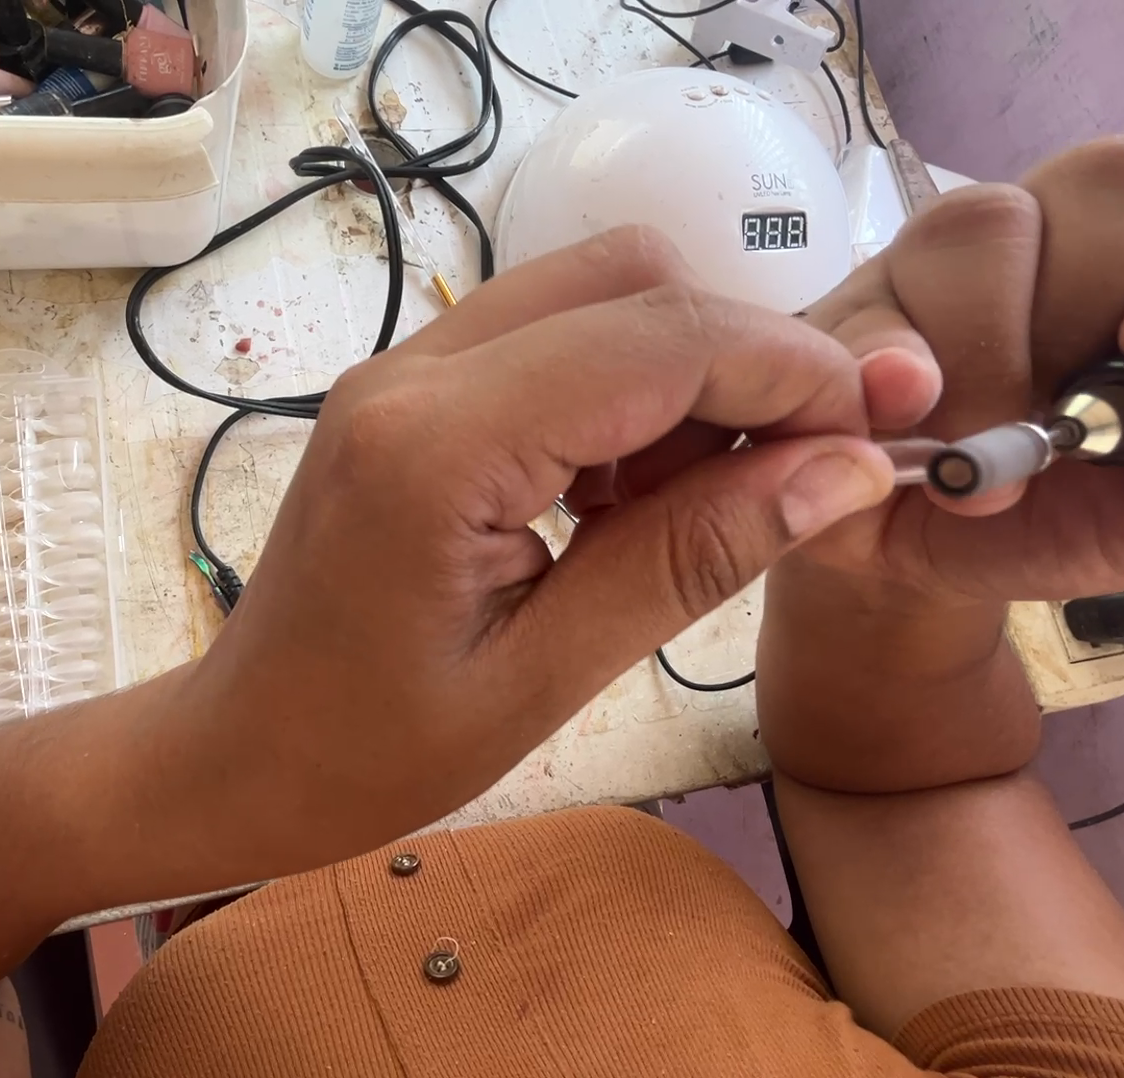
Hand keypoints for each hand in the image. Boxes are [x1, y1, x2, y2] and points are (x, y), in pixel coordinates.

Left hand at [172, 226, 914, 869]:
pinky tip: (615, 490)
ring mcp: (394, 375)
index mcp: (436, 445)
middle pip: (622, 280)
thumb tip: (845, 468)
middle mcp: (408, 373)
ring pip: (580, 298)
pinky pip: (531, 346)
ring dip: (672, 370)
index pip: (656, 340)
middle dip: (733, 353)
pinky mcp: (396, 399)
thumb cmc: (372, 751)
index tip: (879, 428)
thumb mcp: (547, 675)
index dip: (788, 368)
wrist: (244, 750)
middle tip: (787, 468)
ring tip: (697, 497)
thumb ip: (690, 556)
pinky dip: (607, 390)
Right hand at [800, 109, 1123, 602]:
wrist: (914, 562)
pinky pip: (871, 301)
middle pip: (1121, 177)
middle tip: (1065, 417)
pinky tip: (894, 433)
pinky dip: (886, 370)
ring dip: (981, 348)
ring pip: (980, 224)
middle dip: (1095, 302)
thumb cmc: (1059, 528)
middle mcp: (1081, 235)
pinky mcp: (856, 301)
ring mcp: (953, 260)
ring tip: (971, 445)